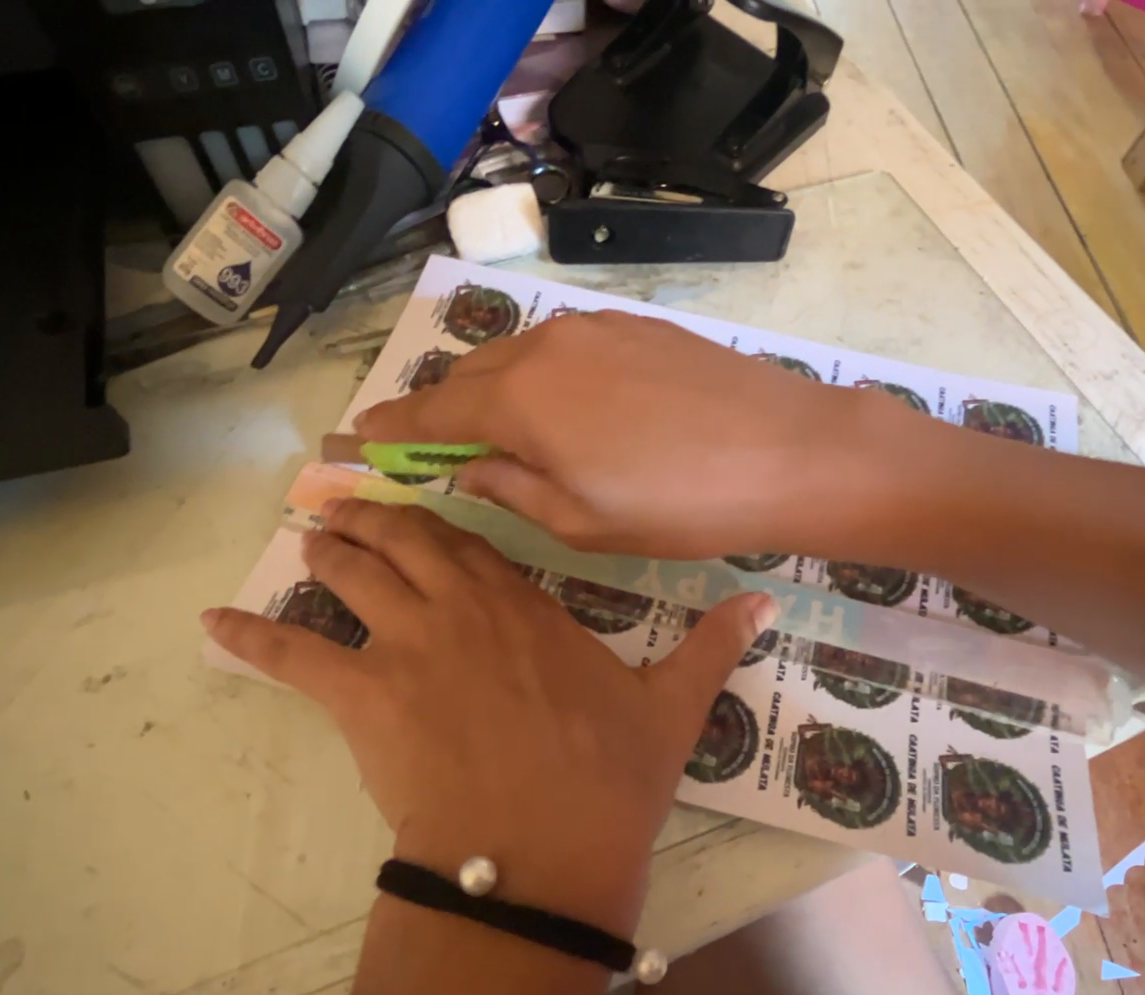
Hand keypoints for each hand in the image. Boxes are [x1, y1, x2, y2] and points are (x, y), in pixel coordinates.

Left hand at [203, 500, 776, 934]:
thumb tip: (765, 603)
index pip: (474, 544)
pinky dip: (250, 638)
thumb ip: (713, 646)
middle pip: (406, 546)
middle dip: (375, 520)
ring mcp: (407, 648)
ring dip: (327, 553)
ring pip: (353, 579)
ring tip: (308, 533)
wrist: (543, 852)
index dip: (442, 521)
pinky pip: (293, 659)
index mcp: (526, 606)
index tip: (421, 503)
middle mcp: (462, 609)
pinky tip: (210, 624)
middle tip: (346, 501)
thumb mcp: (672, 708)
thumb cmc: (607, 778)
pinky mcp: (363, 697)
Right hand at [354, 312, 908, 557]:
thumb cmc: (680, 504)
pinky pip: (564, 348)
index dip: (389, 430)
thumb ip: (509, 486)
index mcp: (521, 398)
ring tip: (502, 435)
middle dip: (442, 412)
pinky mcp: (635, 324)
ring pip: (518, 358)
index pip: (429, 411)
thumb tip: (466, 466)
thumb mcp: (580, 520)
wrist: (789, 452)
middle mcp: (545, 346)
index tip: (356, 443)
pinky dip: (543, 377)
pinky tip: (567, 409)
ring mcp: (593, 326)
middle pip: (469, 376)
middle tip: (433, 451)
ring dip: (496, 393)